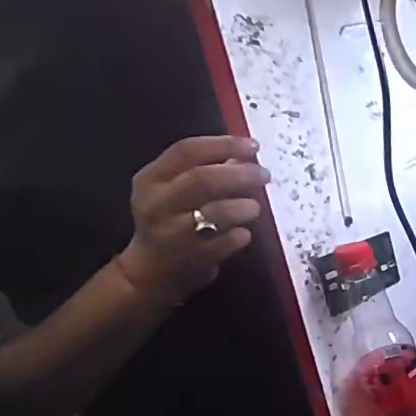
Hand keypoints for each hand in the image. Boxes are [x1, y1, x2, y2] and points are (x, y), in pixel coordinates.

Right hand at [114, 135, 267, 305]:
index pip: (186, 151)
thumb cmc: (173, 220)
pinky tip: (241, 233)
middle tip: (265, 175)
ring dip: (247, 206)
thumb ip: (207, 168)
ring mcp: (174, 233)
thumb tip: (245, 152)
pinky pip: (231, 240)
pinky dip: (243, 234)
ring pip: (219, 211)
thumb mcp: (175, 190)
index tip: (254, 145)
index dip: (224, 144)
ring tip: (252, 208)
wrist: (154, 270)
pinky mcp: (195, 257)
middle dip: (242, 174)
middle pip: (203, 179)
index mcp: (151, 179)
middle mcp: (157, 204)